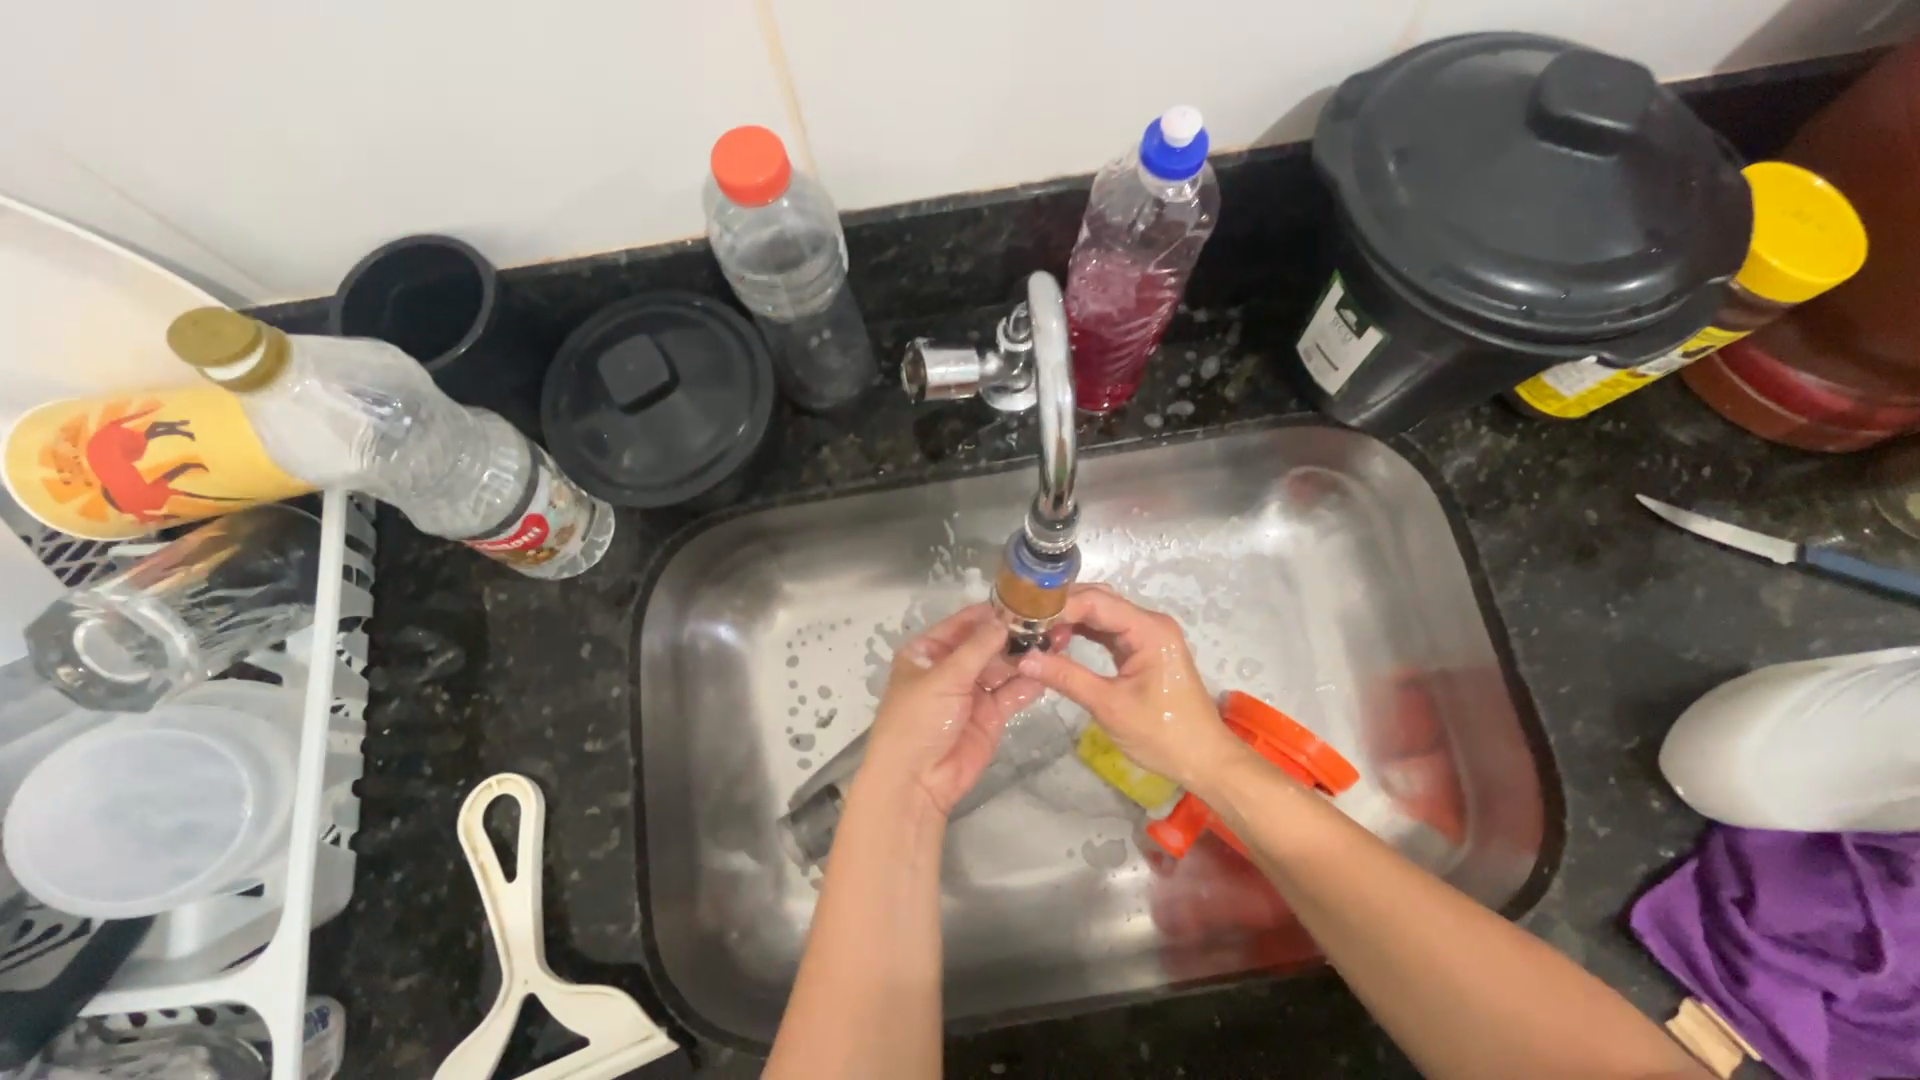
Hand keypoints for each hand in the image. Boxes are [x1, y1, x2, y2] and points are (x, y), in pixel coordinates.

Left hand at [860, 604, 1045, 817]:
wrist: (917, 781)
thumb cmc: (918, 720)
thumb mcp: (943, 677)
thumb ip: (978, 647)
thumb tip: (1004, 618)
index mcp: (927, 652)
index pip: (963, 624)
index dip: (990, 613)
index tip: (1024, 601)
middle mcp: (950, 668)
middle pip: (987, 644)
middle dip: (1014, 636)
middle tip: (1049, 622)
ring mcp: (972, 693)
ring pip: (1003, 668)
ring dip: (1024, 658)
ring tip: (1056, 643)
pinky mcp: (991, 716)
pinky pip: (1012, 693)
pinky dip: (1028, 684)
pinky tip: (1048, 672)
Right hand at [1016, 585, 1244, 791]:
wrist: (1204, 760)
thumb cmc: (1162, 734)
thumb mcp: (1109, 706)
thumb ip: (1067, 678)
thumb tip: (1023, 659)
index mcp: (1149, 629)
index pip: (1095, 602)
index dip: (1058, 606)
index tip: (1024, 618)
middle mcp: (1150, 623)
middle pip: (1098, 600)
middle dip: (1061, 608)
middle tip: (1023, 621)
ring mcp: (1148, 635)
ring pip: (1101, 614)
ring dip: (1070, 620)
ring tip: (1034, 631)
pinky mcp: (1143, 649)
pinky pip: (1108, 631)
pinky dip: (1083, 633)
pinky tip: (1057, 641)